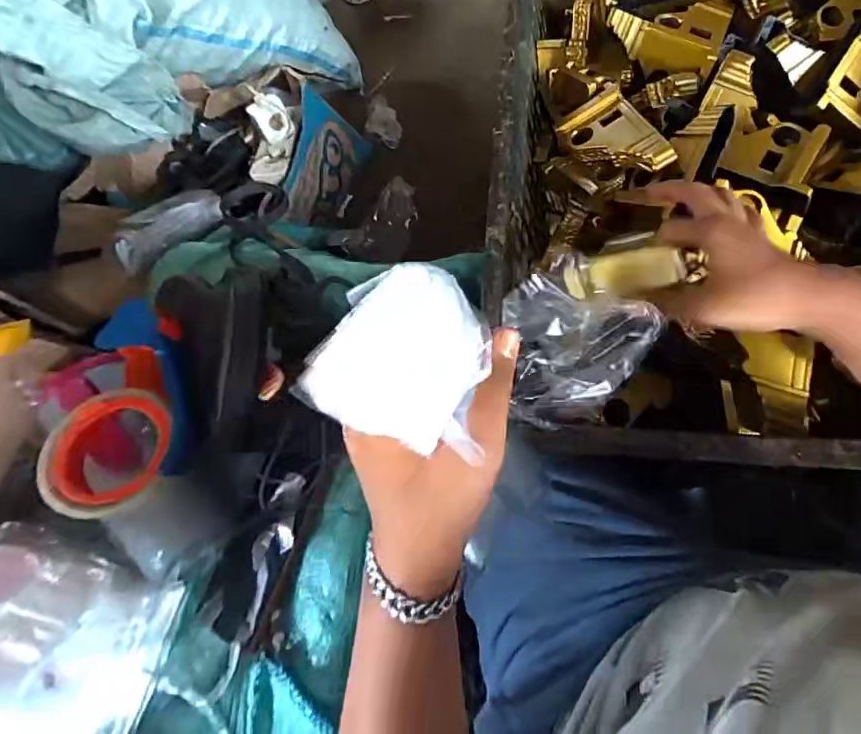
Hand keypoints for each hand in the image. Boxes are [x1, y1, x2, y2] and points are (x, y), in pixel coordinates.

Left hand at [344, 328, 518, 598]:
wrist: (420, 559)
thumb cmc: (443, 504)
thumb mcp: (478, 446)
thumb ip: (492, 389)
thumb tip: (504, 333)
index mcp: (369, 409)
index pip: (378, 344)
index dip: (406, 319)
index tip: (435, 299)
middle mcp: (356, 410)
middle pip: (382, 355)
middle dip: (414, 332)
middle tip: (449, 309)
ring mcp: (363, 423)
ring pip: (388, 372)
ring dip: (415, 354)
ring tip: (447, 329)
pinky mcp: (376, 433)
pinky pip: (390, 390)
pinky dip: (413, 375)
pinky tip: (439, 365)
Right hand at [644, 181, 860, 333]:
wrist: (809, 298)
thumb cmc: (755, 298)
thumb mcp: (706, 307)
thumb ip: (672, 302)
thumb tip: (644, 299)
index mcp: (709, 231)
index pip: (671, 230)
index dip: (654, 243)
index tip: (642, 258)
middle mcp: (726, 220)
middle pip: (695, 192)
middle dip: (669, 190)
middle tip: (649, 193)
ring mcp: (747, 225)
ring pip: (722, 195)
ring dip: (701, 193)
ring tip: (686, 200)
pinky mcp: (763, 235)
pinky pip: (743, 210)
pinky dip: (729, 208)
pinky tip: (727, 215)